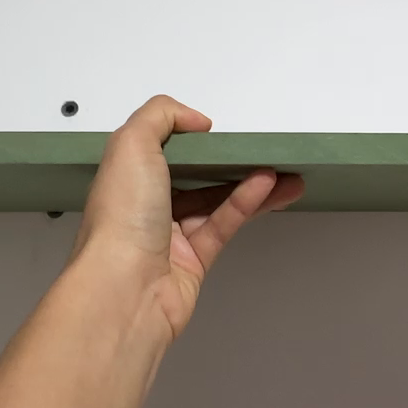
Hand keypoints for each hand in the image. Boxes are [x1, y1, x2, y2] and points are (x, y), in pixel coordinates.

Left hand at [70, 96, 303, 340]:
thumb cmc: (122, 217)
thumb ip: (161, 116)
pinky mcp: (194, 261)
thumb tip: (196, 121)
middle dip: (227, 162)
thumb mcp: (131, 144)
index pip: (157, 149)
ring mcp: (170, 236)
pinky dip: (248, 202)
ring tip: (285, 170)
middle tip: (261, 150)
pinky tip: (271, 186)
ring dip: (251, 182)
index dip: (186, 137)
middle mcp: (144, 206)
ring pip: (216, 201)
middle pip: (192, 176)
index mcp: (124, 178)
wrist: (124, 291)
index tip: (215, 129)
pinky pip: (225, 223)